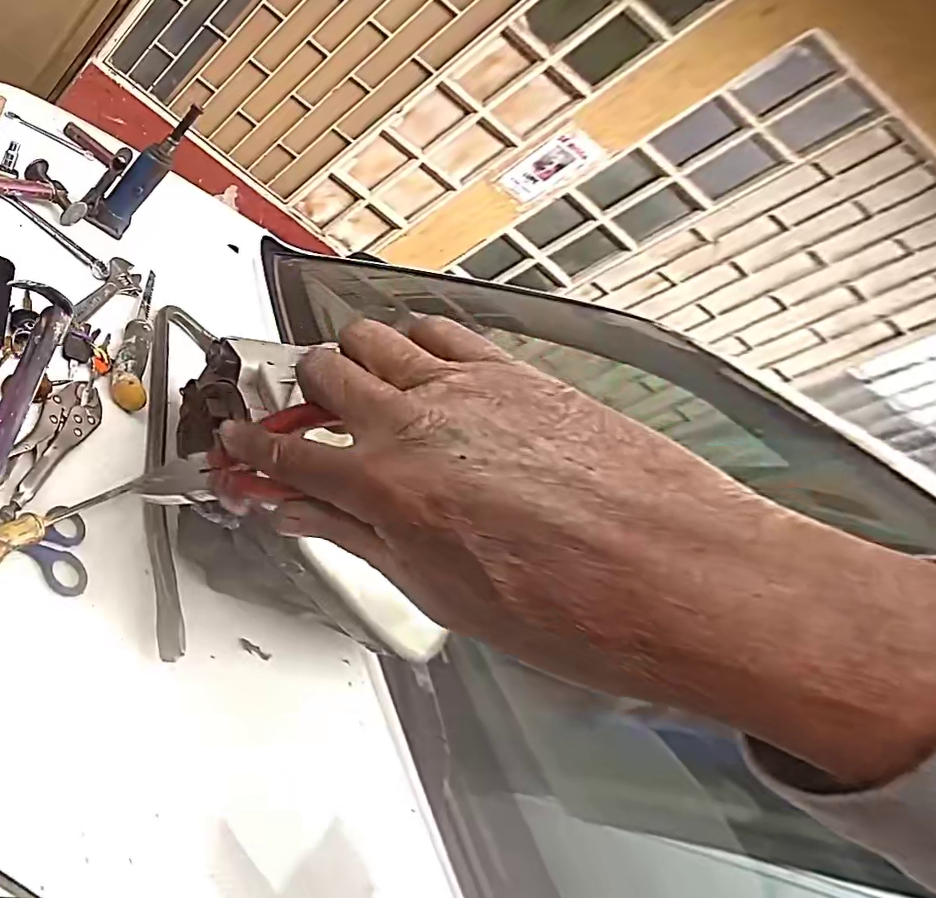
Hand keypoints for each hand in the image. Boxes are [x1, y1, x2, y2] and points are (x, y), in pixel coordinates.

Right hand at [217, 316, 935, 786]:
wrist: (701, 584)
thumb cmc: (577, 607)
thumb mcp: (434, 590)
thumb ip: (350, 535)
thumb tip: (297, 514)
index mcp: (382, 486)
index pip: (281, 456)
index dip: (245, 449)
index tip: (233, 443)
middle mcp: (411, 425)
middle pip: (318, 373)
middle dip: (296, 393)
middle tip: (302, 418)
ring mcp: (461, 389)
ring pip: (370, 337)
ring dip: (351, 359)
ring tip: (362, 387)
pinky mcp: (512, 371)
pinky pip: (440, 329)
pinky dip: (414, 341)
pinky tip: (423, 368)